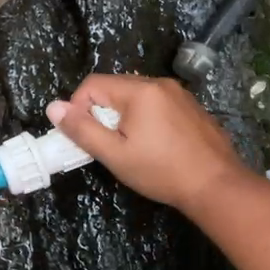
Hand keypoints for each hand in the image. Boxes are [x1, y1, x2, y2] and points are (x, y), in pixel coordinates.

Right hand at [45, 74, 251, 210]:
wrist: (216, 185)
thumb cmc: (161, 171)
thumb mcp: (114, 154)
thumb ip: (81, 129)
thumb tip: (53, 107)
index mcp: (140, 91)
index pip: (92, 84)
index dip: (78, 107)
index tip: (83, 136)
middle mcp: (160, 84)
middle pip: (114, 87)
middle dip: (100, 112)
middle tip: (104, 144)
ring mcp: (179, 94)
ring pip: (135, 96)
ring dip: (121, 116)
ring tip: (128, 146)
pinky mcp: (191, 107)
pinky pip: (155, 104)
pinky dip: (143, 118)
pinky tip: (152, 145)